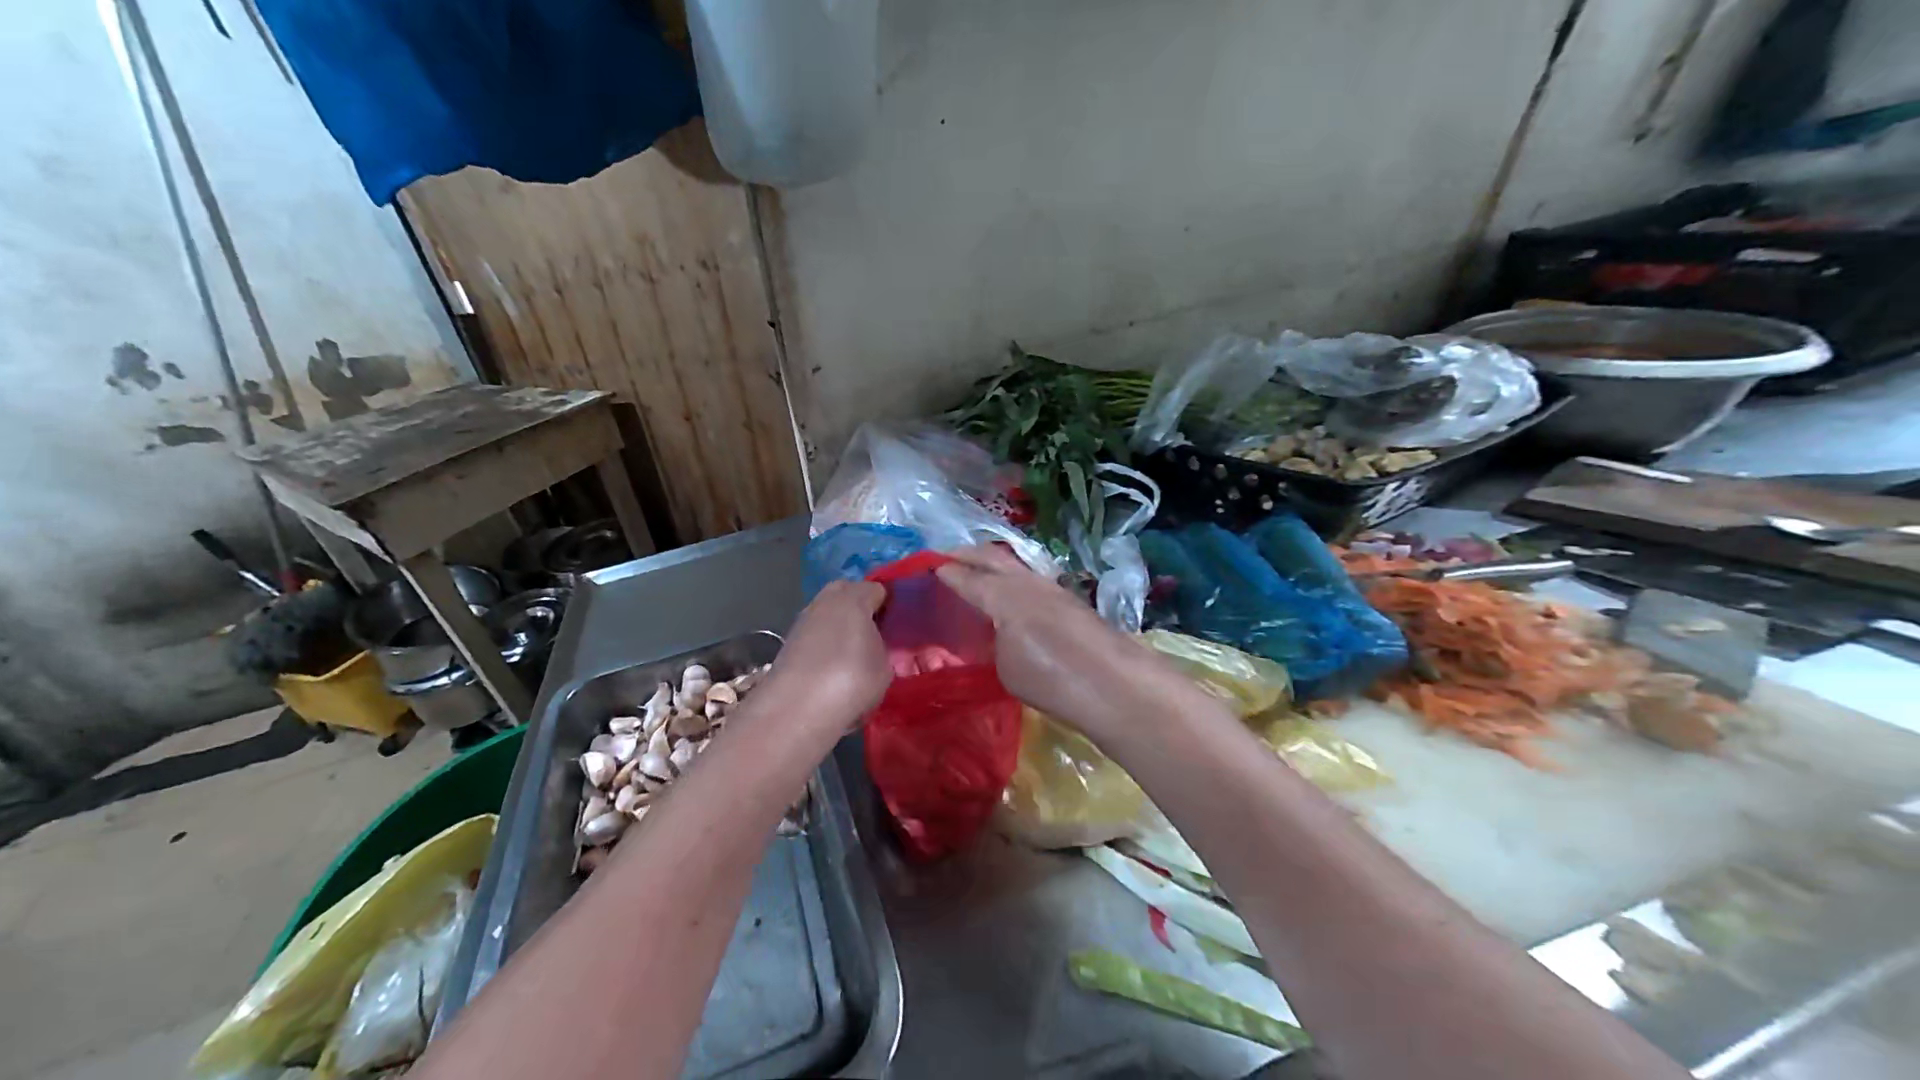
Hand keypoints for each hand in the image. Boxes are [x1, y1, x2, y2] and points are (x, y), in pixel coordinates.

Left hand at [763, 579, 891, 728]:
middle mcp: (825, 602)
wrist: (796, 709)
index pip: (878, 590)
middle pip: (847, 595)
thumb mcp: (885, 666)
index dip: (890, 606)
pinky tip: (833, 673)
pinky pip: (815, 637)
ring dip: (840, 630)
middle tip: (876, 637)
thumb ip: (885, 648)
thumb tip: (878, 645)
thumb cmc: (851, 679)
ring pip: (828, 616)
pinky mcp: (788, 645)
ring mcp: (803, 622)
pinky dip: (825, 648)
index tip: (898, 627)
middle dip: (861, 610)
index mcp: (853, 597)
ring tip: (855, 659)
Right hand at [935, 545, 1179, 738]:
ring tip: (974, 574)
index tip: (925, 567)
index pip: (965, 576)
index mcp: (1002, 595)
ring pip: (1014, 564)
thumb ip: (993, 642)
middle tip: (944, 560)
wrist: (1116, 685)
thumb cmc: (1052, 679)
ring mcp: (1052, 588)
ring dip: (991, 564)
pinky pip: (1030, 580)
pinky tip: (1008, 597)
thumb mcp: (1006, 667)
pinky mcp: (1070, 601)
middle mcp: (1026, 581)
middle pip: (990, 556)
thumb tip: (994, 632)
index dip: (944, 570)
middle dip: (964, 554)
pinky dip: (1012, 581)